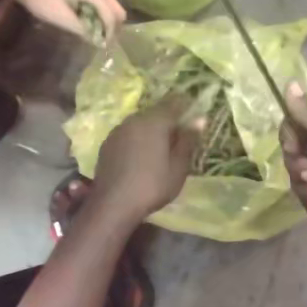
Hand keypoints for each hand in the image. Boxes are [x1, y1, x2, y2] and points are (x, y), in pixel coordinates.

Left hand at [14, 0, 126, 43]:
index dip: (110, 33)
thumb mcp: (62, 18)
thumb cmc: (42, 0)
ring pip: (111, 7)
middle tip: (102, 43)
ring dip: (106, 22)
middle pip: (117, 9)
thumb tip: (99, 42)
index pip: (111, 14)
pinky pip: (102, 4)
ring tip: (96, 37)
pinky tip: (90, 26)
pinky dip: (100, 16)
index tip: (104, 48)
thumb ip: (83, 29)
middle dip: (112, 28)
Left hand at [90, 98, 203, 222]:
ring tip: (160, 147)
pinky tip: (140, 155)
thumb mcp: (178, 166)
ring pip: (139, 122)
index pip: (173, 103)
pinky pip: (127, 134)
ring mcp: (117, 131)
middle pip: (155, 112)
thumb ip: (188, 140)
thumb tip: (199, 119)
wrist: (113, 204)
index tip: (194, 112)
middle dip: (168, 119)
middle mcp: (134, 120)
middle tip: (179, 134)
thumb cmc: (153, 186)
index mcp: (154, 121)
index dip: (185, 105)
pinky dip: (137, 139)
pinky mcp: (107, 143)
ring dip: (151, 129)